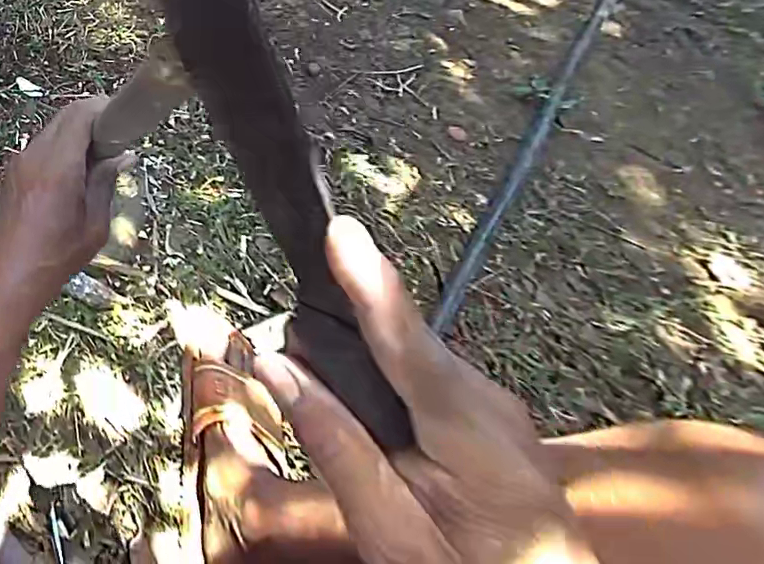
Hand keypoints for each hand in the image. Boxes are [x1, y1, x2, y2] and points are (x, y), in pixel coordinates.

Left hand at [0, 97, 127, 303]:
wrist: (6, 276)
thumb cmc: (55, 257)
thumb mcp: (93, 225)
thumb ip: (105, 183)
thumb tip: (123, 156)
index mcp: (57, 166)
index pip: (79, 115)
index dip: (103, 109)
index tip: (123, 119)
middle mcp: (34, 155)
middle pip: (65, 116)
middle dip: (92, 119)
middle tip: (116, 139)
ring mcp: (19, 161)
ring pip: (53, 130)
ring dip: (76, 133)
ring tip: (99, 159)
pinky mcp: (13, 171)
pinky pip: (41, 146)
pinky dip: (61, 147)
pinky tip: (76, 172)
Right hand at [251, 217, 596, 563]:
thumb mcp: (391, 539)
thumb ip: (333, 444)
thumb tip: (272, 362)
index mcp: (480, 449)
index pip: (413, 350)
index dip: (372, 285)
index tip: (340, 230)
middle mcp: (491, 407)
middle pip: (392, 340)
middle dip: (332, 339)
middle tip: (289, 380)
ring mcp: (491, 403)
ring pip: (396, 350)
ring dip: (350, 363)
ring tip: (340, 424)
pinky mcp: (481, 405)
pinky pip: (409, 367)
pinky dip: (372, 376)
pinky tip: (369, 425)